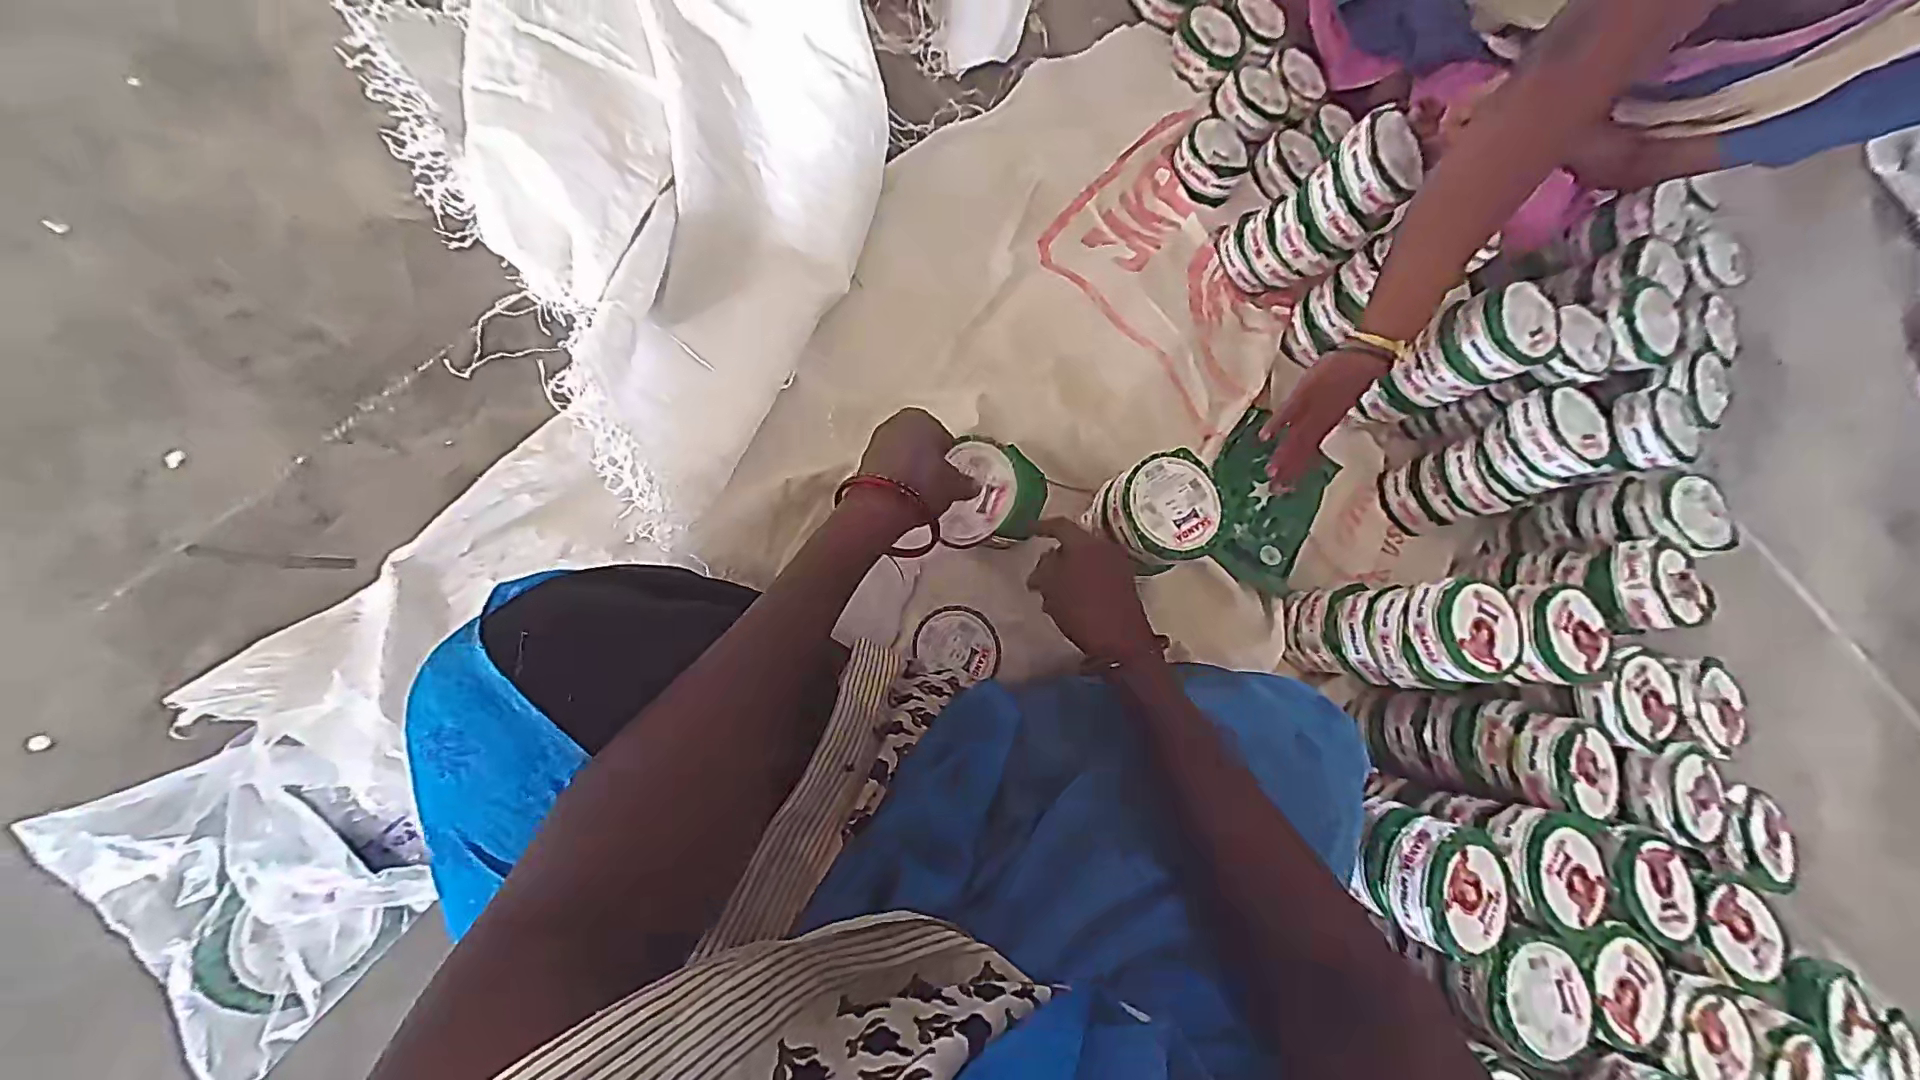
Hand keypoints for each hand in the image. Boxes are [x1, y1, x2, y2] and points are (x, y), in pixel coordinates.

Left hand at [857, 408, 977, 514]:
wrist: (882, 506)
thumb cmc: (925, 485)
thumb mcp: (954, 486)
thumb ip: (966, 482)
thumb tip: (973, 484)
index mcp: (921, 417)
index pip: (944, 437)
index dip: (950, 458)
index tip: (952, 477)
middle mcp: (897, 422)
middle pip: (920, 442)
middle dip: (928, 460)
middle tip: (938, 485)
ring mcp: (877, 440)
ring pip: (903, 454)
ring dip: (912, 468)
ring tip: (921, 493)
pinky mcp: (863, 460)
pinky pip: (889, 466)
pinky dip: (897, 476)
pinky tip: (904, 495)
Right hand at [1027, 519, 1164, 665]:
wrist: (1121, 640)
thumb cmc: (1081, 610)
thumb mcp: (1051, 587)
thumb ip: (1044, 567)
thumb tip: (1048, 558)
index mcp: (1085, 543)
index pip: (1060, 525)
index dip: (1041, 526)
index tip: (1029, 529)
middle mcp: (1104, 548)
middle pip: (1073, 544)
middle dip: (1053, 558)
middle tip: (1038, 574)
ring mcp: (1117, 565)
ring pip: (1084, 560)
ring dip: (1066, 572)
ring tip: (1050, 595)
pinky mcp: (1124, 583)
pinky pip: (1095, 573)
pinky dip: (1080, 580)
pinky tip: (1068, 602)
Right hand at [1262, 349, 1385, 483]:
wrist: (1374, 347)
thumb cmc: (1371, 371)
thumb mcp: (1361, 399)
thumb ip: (1343, 414)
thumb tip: (1333, 428)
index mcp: (1336, 419)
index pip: (1314, 449)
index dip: (1301, 468)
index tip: (1287, 488)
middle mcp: (1323, 417)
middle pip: (1303, 446)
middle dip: (1288, 468)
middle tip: (1275, 489)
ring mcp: (1313, 403)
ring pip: (1297, 432)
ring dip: (1284, 453)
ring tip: (1271, 472)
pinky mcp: (1305, 388)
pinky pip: (1290, 408)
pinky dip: (1277, 422)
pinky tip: (1264, 437)